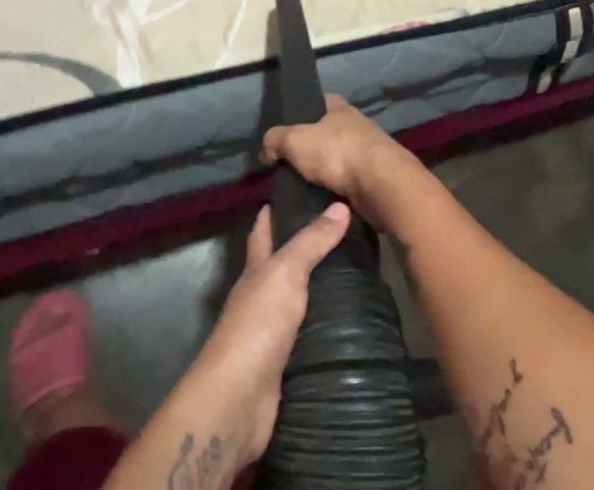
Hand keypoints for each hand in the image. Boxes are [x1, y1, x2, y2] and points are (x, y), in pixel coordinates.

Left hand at [179, 201, 351, 469]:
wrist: (240, 397)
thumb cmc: (258, 324)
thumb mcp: (286, 272)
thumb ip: (311, 242)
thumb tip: (340, 205)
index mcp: (254, 274)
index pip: (261, 235)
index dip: (269, 215)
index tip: (285, 196)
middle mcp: (258, 300)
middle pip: (277, 269)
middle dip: (299, 252)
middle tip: (338, 236)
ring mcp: (268, 335)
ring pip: (294, 304)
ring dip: (315, 292)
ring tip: (353, 278)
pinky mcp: (283, 365)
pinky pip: (307, 338)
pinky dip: (323, 329)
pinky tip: (346, 327)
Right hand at [261, 95, 411, 212]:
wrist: (381, 184)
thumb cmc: (337, 152)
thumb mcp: (294, 140)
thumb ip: (275, 140)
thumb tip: (266, 151)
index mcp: (340, 108)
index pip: (320, 101)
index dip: (303, 111)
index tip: (287, 129)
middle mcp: (357, 125)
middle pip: (329, 132)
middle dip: (312, 146)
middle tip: (289, 164)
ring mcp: (370, 151)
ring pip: (340, 158)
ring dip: (325, 171)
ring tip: (303, 186)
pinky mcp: (376, 177)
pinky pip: (349, 181)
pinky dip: (337, 189)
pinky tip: (323, 199)